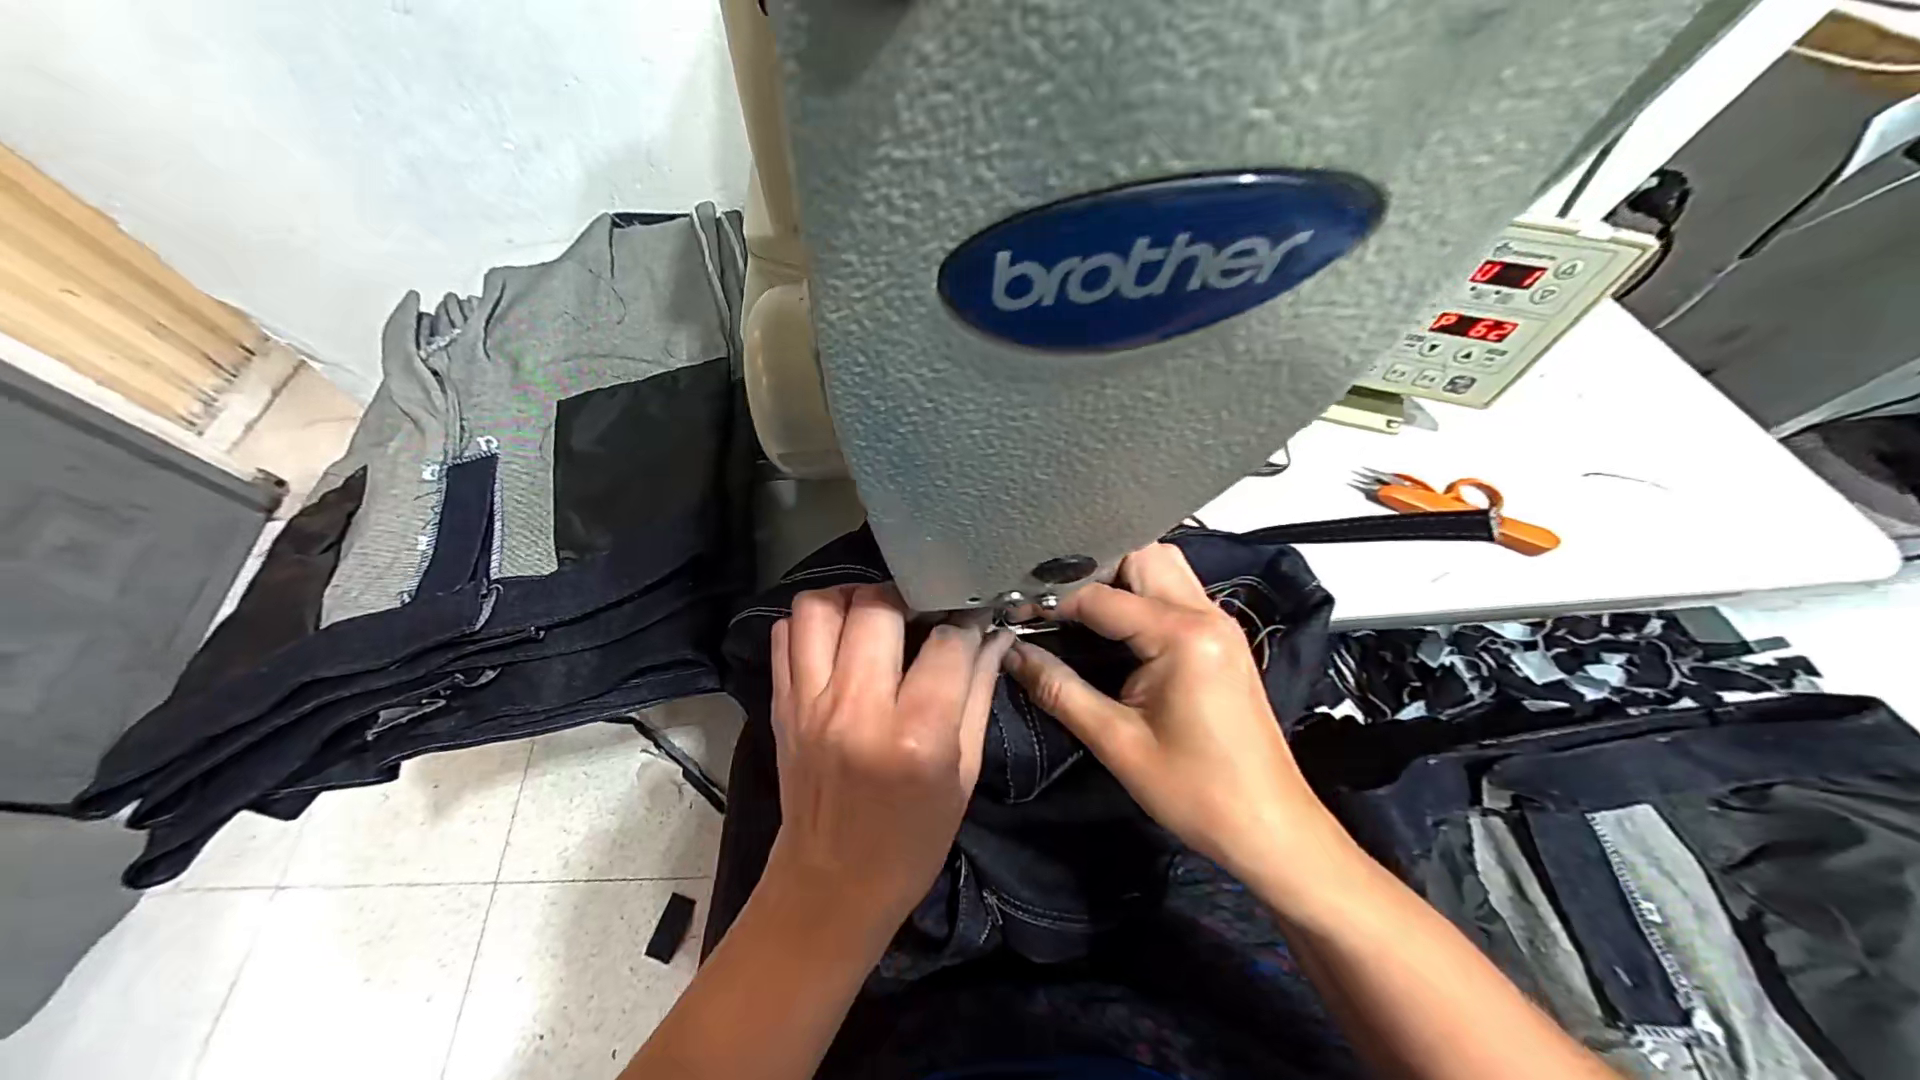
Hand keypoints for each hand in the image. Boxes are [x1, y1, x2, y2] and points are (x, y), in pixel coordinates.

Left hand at [764, 584, 1013, 936]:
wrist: (832, 885)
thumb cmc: (913, 839)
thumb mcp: (965, 773)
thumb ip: (980, 692)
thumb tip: (996, 634)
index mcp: (915, 735)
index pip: (948, 642)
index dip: (968, 624)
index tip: (974, 621)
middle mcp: (856, 709)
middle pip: (878, 606)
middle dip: (910, 597)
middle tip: (924, 611)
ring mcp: (809, 704)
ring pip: (819, 607)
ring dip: (853, 598)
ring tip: (877, 615)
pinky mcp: (781, 706)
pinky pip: (785, 634)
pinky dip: (814, 624)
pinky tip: (840, 639)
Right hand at [1002, 544, 1334, 880]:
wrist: (1270, 826)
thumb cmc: (1196, 791)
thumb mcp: (1116, 742)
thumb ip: (1059, 690)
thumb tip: (1012, 654)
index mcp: (1182, 636)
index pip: (1101, 597)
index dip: (1052, 600)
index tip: (1016, 609)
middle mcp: (1206, 615)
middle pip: (1142, 555)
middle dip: (1091, 567)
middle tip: (1050, 598)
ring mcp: (1219, 624)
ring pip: (1163, 566)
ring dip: (1118, 575)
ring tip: (1076, 606)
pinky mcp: (1222, 638)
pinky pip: (1176, 591)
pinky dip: (1140, 592)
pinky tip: (1112, 623)